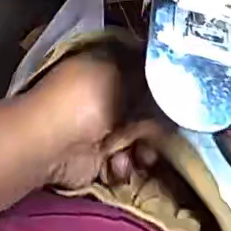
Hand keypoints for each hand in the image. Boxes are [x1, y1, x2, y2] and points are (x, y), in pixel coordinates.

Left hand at [24, 50, 162, 189]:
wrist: (54, 144)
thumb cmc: (86, 99)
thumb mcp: (120, 74)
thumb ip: (146, 75)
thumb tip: (166, 71)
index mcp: (105, 65)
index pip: (140, 69)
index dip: (157, 83)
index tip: (175, 95)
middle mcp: (104, 94)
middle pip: (143, 109)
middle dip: (155, 124)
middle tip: (161, 134)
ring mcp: (101, 126)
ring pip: (138, 139)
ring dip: (143, 150)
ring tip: (142, 156)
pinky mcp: (97, 157)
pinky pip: (123, 161)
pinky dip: (122, 165)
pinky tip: (116, 164)